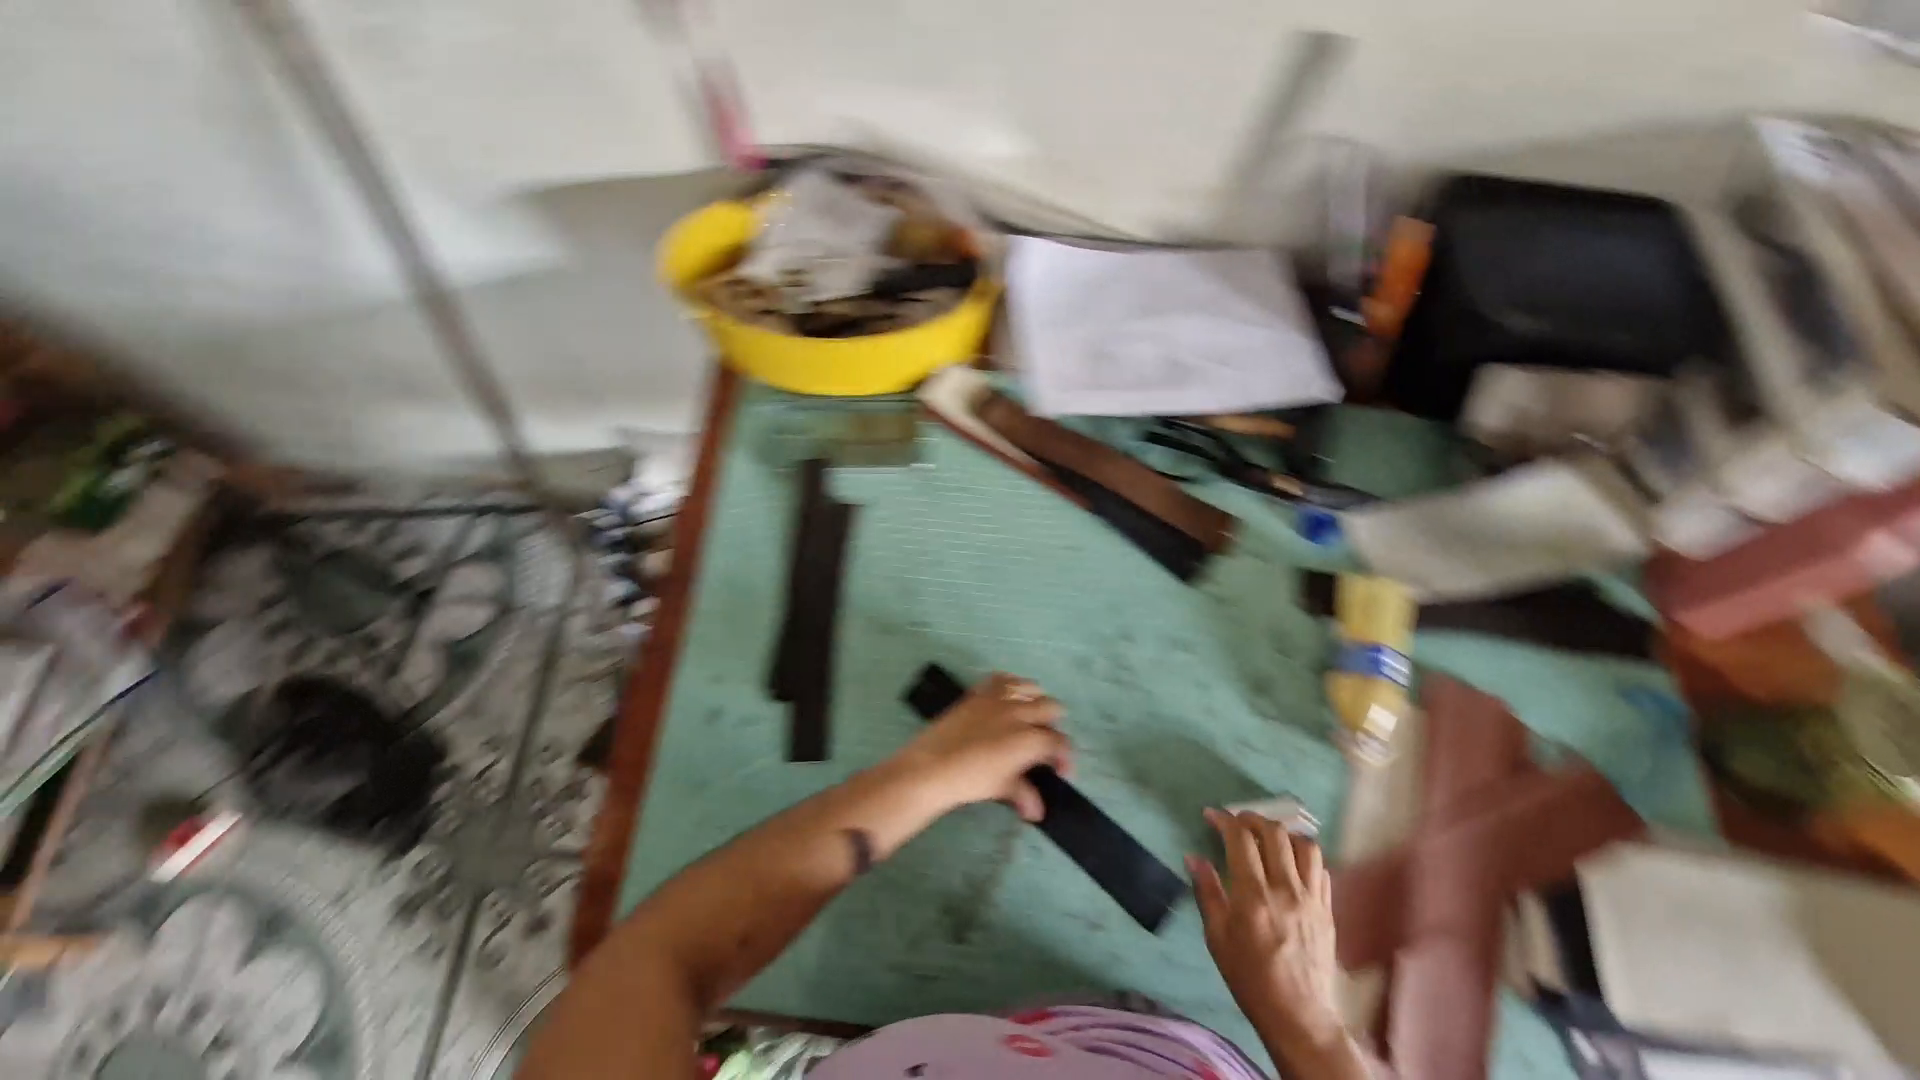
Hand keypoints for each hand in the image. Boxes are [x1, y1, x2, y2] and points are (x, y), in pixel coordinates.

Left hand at [893, 672, 1070, 821]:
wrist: (932, 767)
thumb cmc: (971, 780)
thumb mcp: (1003, 789)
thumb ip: (1025, 795)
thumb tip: (1037, 811)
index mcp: (1030, 738)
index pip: (1060, 743)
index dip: (1065, 758)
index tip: (1061, 771)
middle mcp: (1019, 713)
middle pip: (1052, 708)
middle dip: (1054, 726)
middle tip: (1044, 745)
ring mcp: (998, 699)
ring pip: (1030, 688)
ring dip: (1036, 702)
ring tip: (1028, 719)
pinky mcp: (978, 694)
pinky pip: (1002, 680)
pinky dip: (1011, 686)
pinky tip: (1007, 699)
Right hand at [1189, 809, 1346, 1061]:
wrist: (1298, 1014)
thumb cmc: (1249, 978)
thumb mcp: (1217, 938)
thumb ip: (1207, 892)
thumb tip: (1194, 857)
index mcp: (1253, 896)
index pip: (1240, 840)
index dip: (1225, 820)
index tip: (1212, 815)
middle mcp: (1285, 889)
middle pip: (1274, 833)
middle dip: (1253, 818)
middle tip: (1238, 821)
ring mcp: (1312, 898)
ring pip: (1305, 845)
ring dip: (1284, 833)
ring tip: (1268, 837)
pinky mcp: (1328, 909)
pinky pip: (1321, 868)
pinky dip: (1304, 855)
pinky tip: (1292, 863)